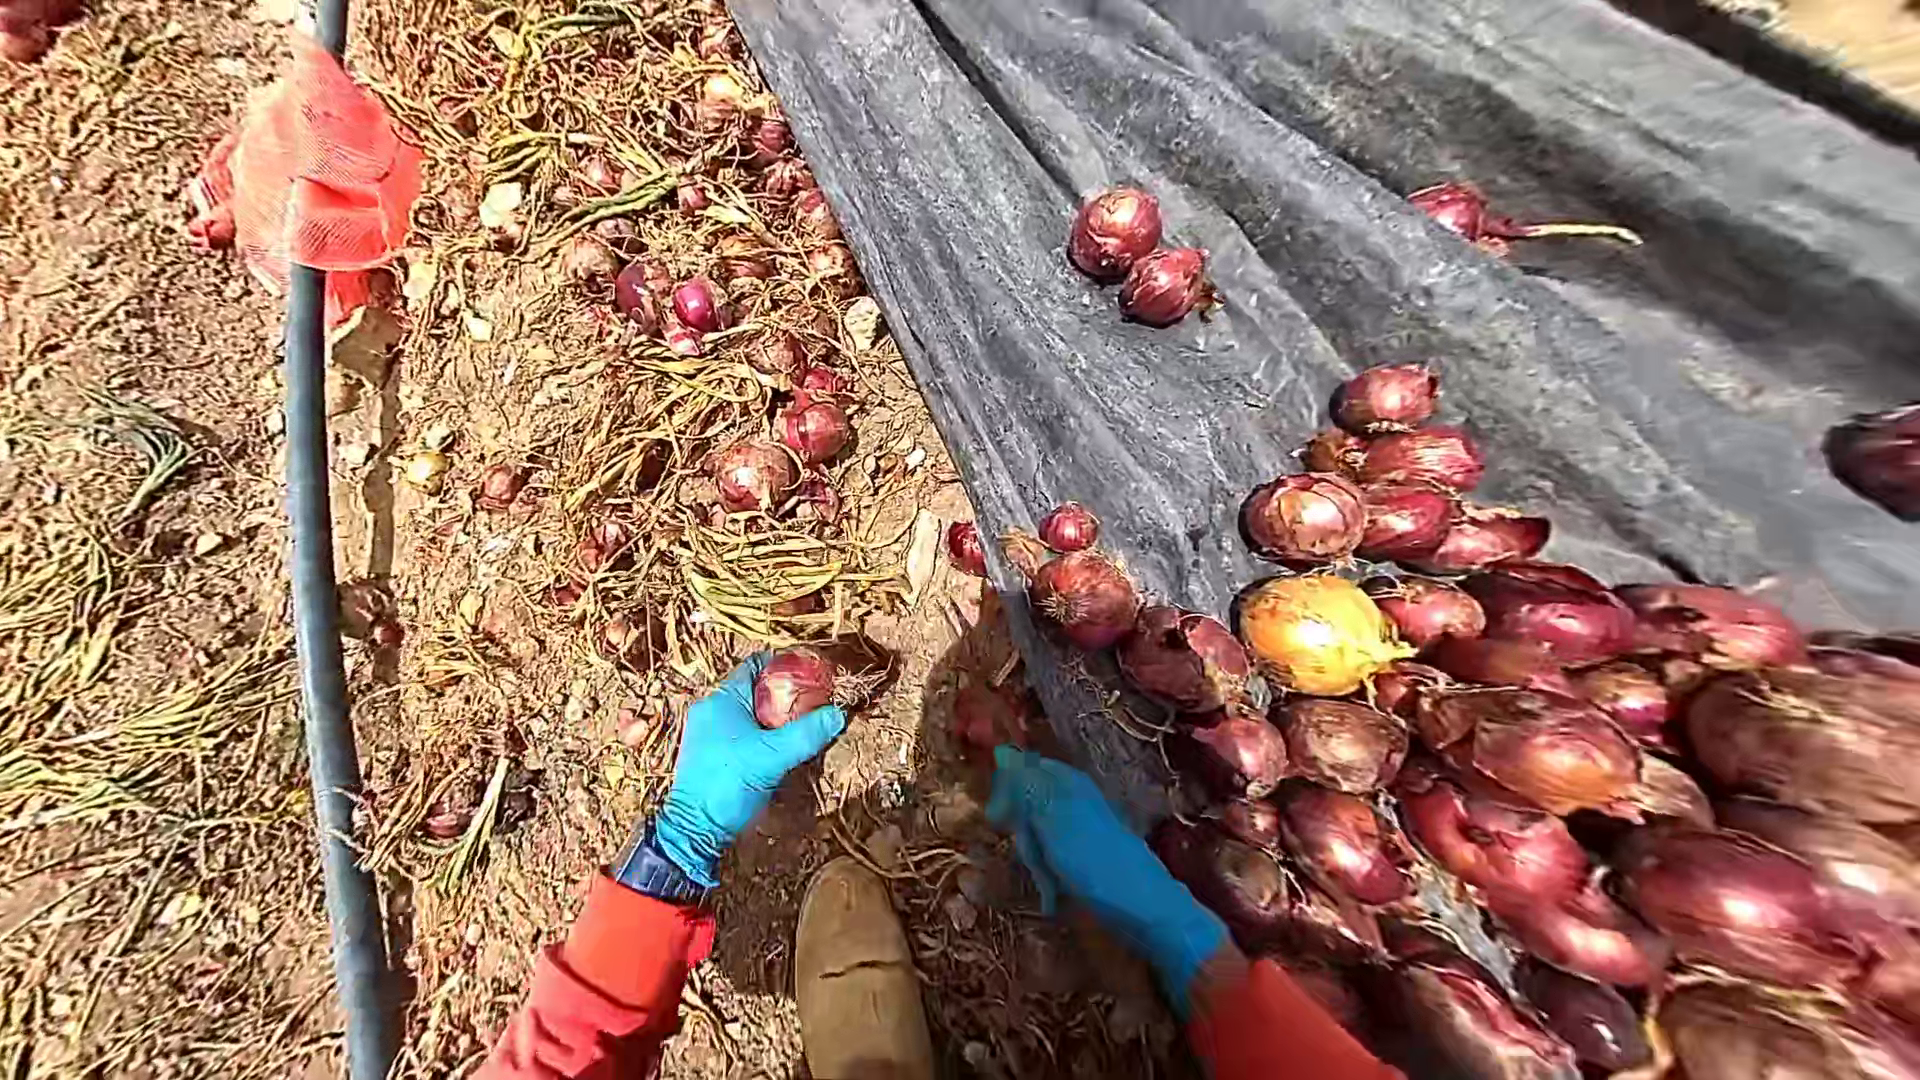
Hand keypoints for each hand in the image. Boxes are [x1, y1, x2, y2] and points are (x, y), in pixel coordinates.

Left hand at [652, 653, 846, 886]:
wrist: (694, 833)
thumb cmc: (729, 784)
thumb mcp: (775, 756)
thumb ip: (808, 732)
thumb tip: (838, 714)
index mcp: (722, 699)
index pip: (756, 664)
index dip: (784, 664)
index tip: (809, 671)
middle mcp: (711, 709)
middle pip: (755, 688)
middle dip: (784, 692)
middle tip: (811, 699)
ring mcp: (707, 732)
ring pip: (749, 711)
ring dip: (774, 715)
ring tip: (800, 722)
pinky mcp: (708, 753)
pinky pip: (741, 730)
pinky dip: (762, 732)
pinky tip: (780, 745)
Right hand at [986, 746, 1229, 1014]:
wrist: (1145, 911)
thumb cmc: (1095, 862)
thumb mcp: (1053, 818)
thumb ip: (1026, 785)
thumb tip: (1002, 751)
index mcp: (1066, 781)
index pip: (1021, 768)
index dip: (1006, 792)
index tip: (998, 819)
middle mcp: (1072, 797)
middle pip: (1026, 803)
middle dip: (1023, 833)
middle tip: (1030, 856)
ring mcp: (1078, 827)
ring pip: (1036, 834)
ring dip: (1035, 859)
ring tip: (1046, 883)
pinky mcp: (1083, 855)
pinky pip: (1051, 856)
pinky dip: (1049, 874)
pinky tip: (1053, 894)